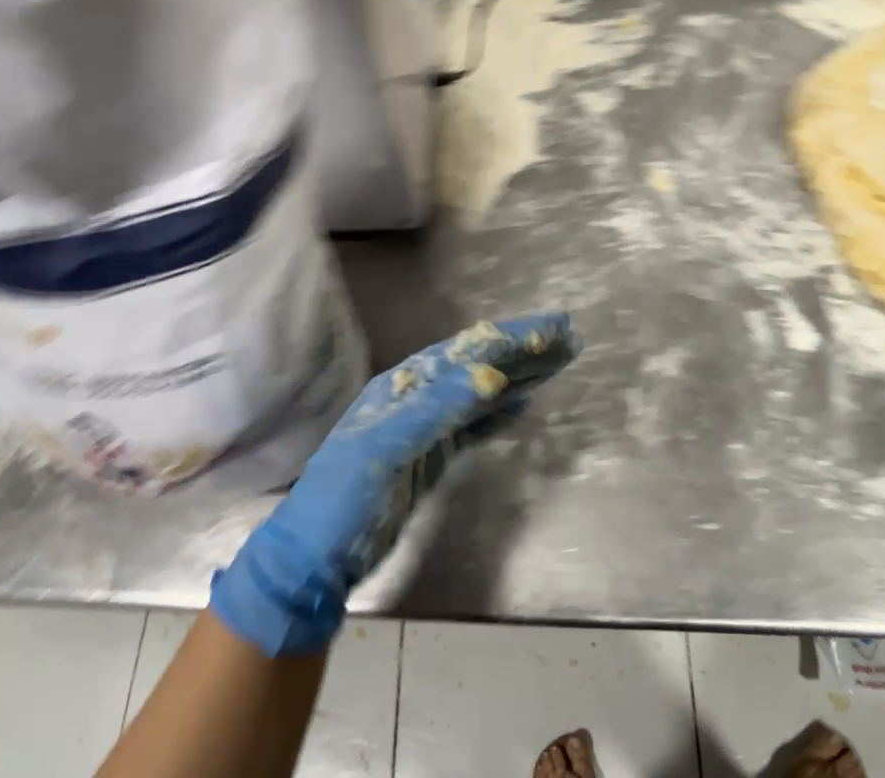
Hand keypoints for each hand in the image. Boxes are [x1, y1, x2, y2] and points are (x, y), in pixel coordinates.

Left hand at [209, 313, 579, 655]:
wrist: (317, 556)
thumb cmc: (345, 498)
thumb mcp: (386, 449)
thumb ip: (436, 409)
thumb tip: (489, 373)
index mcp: (400, 388)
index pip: (462, 354)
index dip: (507, 339)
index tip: (551, 329)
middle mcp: (413, 401)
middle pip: (474, 368)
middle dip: (520, 353)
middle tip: (566, 339)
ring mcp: (422, 431)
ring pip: (477, 396)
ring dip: (515, 379)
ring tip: (555, 365)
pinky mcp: (429, 460)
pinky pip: (471, 429)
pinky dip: (497, 416)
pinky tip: (521, 406)